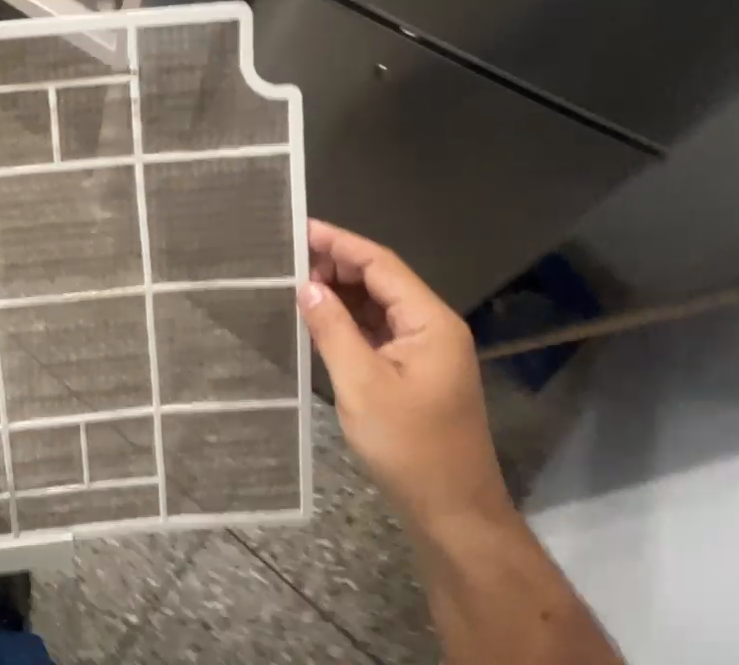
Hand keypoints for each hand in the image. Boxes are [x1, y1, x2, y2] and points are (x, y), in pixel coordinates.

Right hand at [300, 220, 513, 531]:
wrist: (452, 509)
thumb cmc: (409, 445)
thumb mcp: (361, 383)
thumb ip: (332, 327)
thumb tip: (306, 285)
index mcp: (430, 322)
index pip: (381, 264)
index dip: (339, 243)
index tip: (299, 228)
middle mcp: (433, 327)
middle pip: (382, 279)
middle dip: (336, 265)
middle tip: (286, 260)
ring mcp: (426, 350)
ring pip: (379, 304)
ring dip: (340, 291)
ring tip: (294, 283)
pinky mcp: (416, 370)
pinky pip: (378, 329)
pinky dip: (348, 318)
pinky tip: (319, 318)